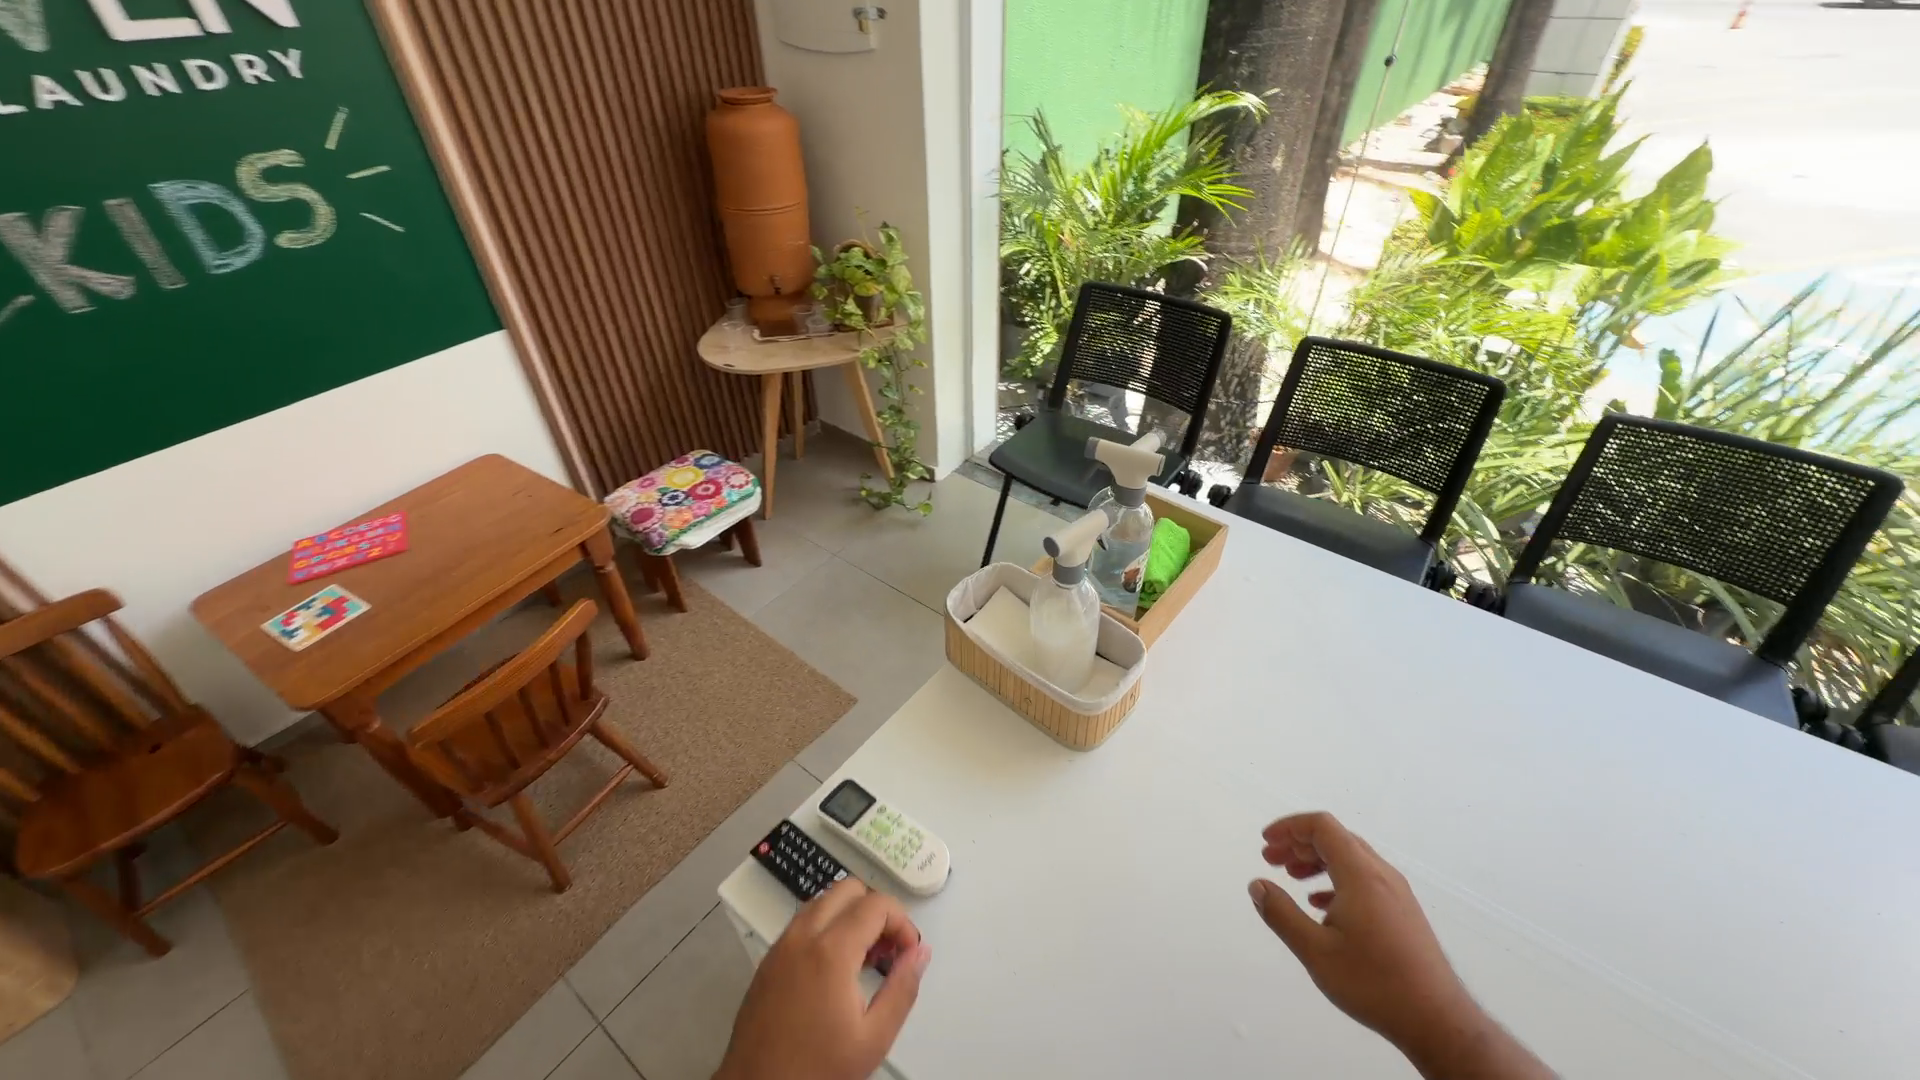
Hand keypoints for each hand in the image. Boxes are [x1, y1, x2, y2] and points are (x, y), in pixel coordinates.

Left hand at [716, 878, 932, 1079]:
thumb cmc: (818, 1069)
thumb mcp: (874, 1038)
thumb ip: (903, 988)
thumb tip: (920, 951)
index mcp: (832, 950)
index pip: (877, 905)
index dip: (902, 921)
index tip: (908, 954)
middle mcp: (803, 935)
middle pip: (849, 889)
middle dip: (876, 910)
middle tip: (887, 950)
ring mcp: (781, 945)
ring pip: (823, 900)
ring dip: (850, 915)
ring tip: (864, 958)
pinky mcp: (768, 959)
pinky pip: (803, 921)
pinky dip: (826, 926)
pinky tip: (835, 968)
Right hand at [1248, 813, 1483, 1062]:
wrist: (1438, 1021)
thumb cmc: (1373, 982)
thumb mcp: (1314, 950)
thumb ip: (1281, 913)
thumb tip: (1257, 885)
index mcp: (1360, 874)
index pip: (1322, 826)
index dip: (1289, 827)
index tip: (1266, 843)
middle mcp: (1381, 875)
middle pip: (1336, 838)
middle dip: (1299, 843)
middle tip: (1271, 860)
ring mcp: (1396, 893)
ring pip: (1351, 859)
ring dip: (1317, 861)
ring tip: (1292, 878)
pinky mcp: (1403, 912)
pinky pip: (1364, 879)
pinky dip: (1336, 880)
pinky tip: (1321, 905)